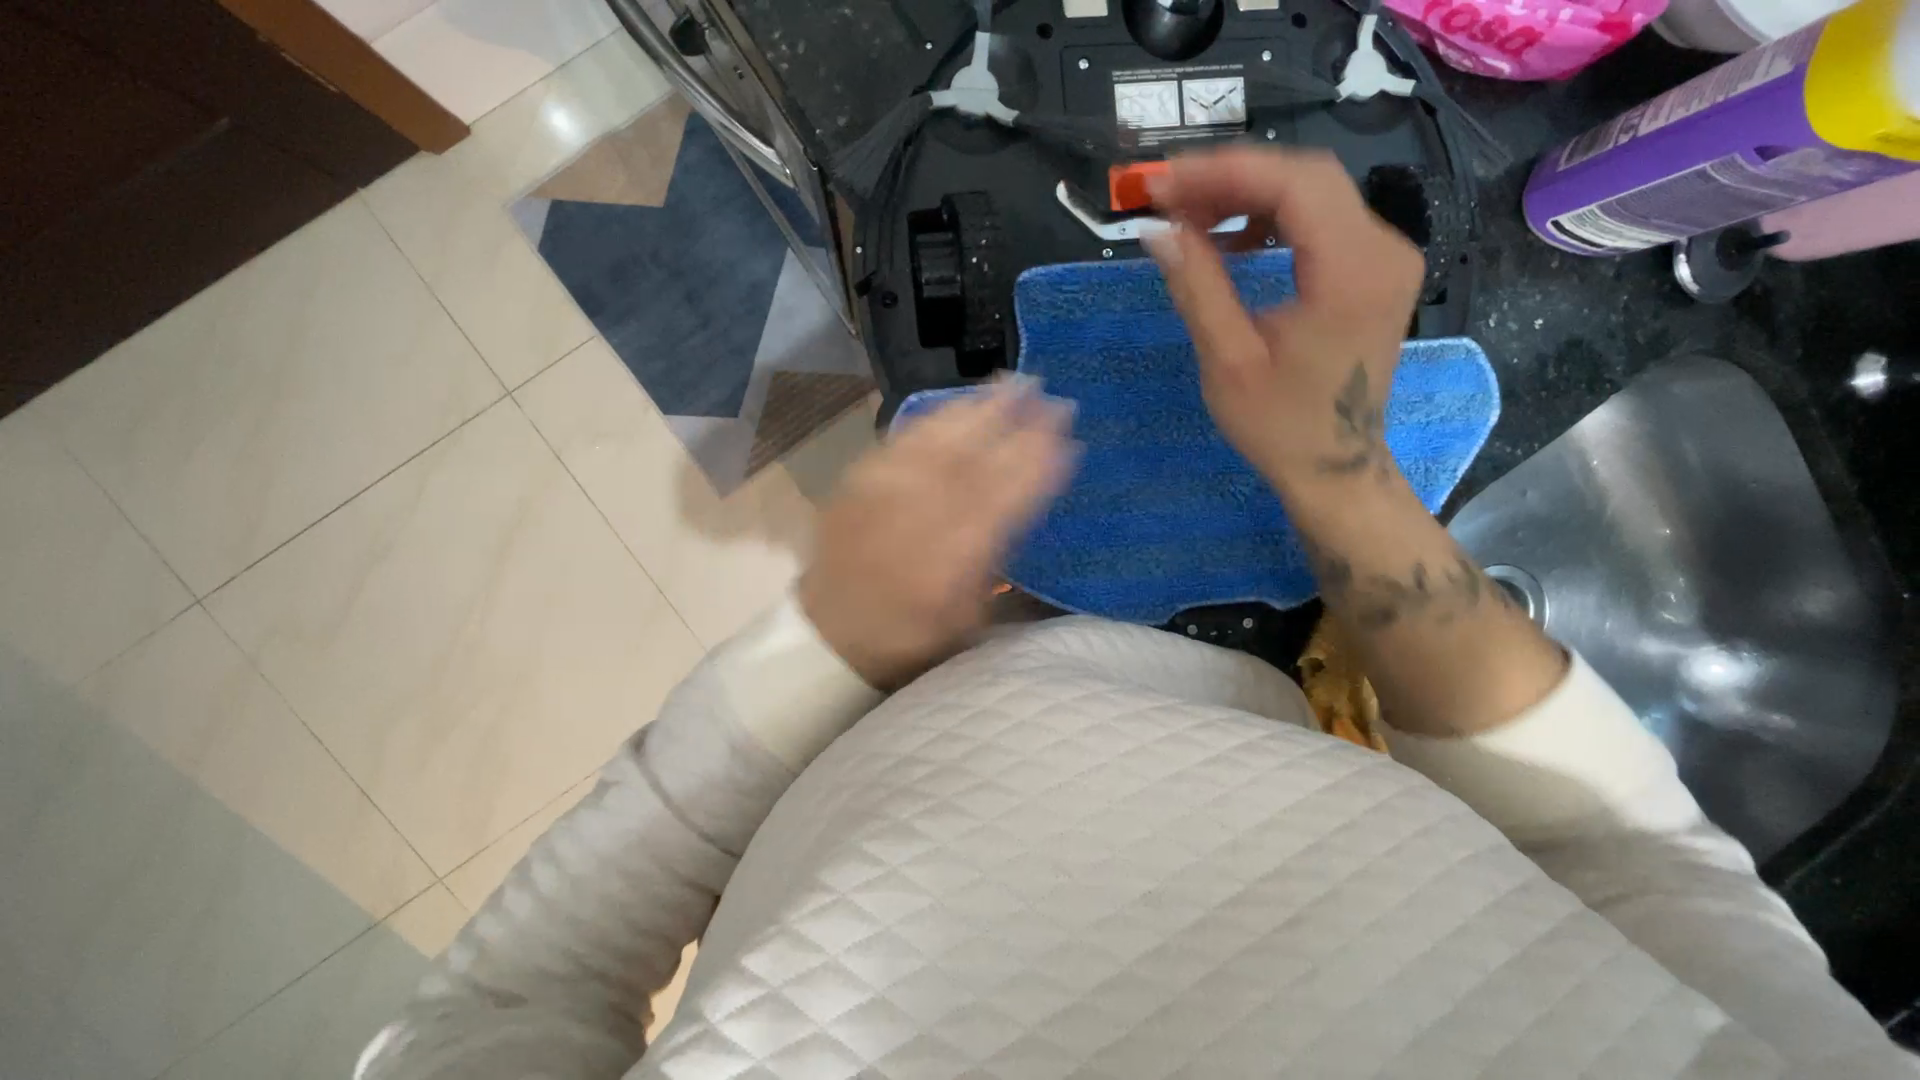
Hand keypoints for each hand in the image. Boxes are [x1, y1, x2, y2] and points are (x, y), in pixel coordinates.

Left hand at [798, 379, 1077, 688]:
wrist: (832, 634)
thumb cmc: (913, 636)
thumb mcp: (969, 613)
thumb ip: (998, 554)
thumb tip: (1029, 495)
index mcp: (950, 559)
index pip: (1002, 495)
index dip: (1036, 460)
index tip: (1066, 433)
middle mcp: (914, 516)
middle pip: (971, 456)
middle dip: (1013, 419)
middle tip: (1047, 392)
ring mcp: (880, 492)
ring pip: (937, 437)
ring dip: (978, 408)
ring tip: (1011, 384)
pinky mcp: (857, 481)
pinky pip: (903, 437)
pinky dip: (937, 417)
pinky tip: (960, 403)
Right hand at [1143, 146, 1424, 493]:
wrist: (1336, 467)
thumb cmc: (1280, 425)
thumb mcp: (1228, 359)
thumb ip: (1196, 284)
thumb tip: (1156, 229)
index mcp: (1352, 273)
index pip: (1293, 184)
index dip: (1222, 172)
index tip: (1162, 185)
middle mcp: (1384, 249)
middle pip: (1306, 178)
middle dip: (1231, 178)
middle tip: (1168, 198)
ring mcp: (1386, 256)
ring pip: (1314, 192)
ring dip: (1248, 196)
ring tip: (1191, 219)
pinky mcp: (1375, 268)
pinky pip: (1322, 219)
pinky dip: (1272, 218)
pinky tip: (1232, 240)